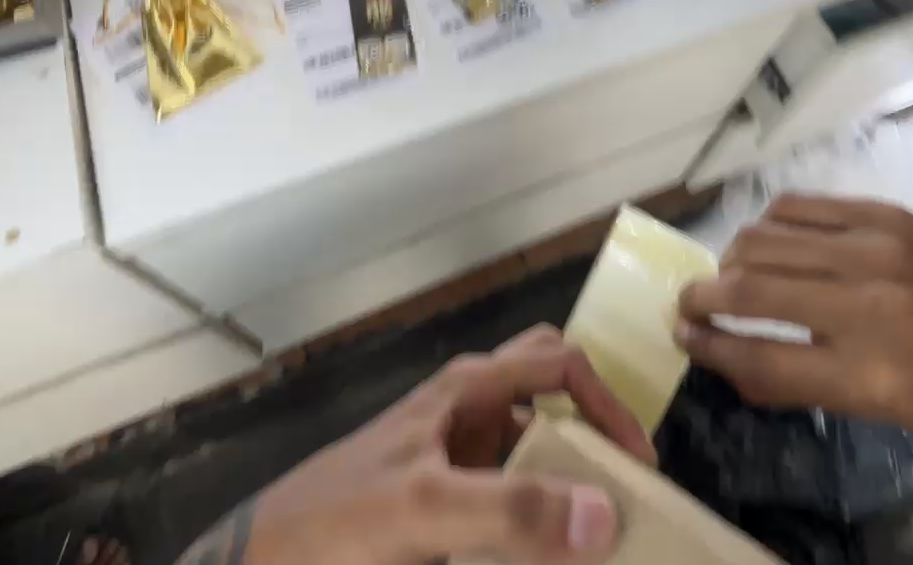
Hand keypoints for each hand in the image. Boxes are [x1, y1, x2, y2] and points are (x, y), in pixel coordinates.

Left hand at [242, 325, 654, 564]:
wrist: (272, 556)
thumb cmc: (344, 517)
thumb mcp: (427, 510)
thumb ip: (513, 511)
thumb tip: (605, 515)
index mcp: (470, 385)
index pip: (560, 366)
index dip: (607, 403)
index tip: (640, 465)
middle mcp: (470, 404)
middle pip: (550, 386)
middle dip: (592, 419)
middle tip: (622, 477)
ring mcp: (459, 445)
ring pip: (533, 434)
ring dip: (568, 463)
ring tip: (598, 517)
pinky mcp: (449, 486)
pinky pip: (510, 480)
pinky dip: (538, 500)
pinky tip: (546, 543)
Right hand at [675, 194, 912, 437]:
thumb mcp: (886, 414)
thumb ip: (803, 387)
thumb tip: (728, 361)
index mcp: (869, 374)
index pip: (759, 357)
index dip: (707, 346)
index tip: (682, 334)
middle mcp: (866, 307)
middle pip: (749, 290)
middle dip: (702, 296)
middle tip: (689, 302)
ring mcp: (876, 250)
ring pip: (764, 239)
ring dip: (730, 258)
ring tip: (730, 271)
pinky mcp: (886, 214)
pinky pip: (799, 207)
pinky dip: (769, 224)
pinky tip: (768, 239)